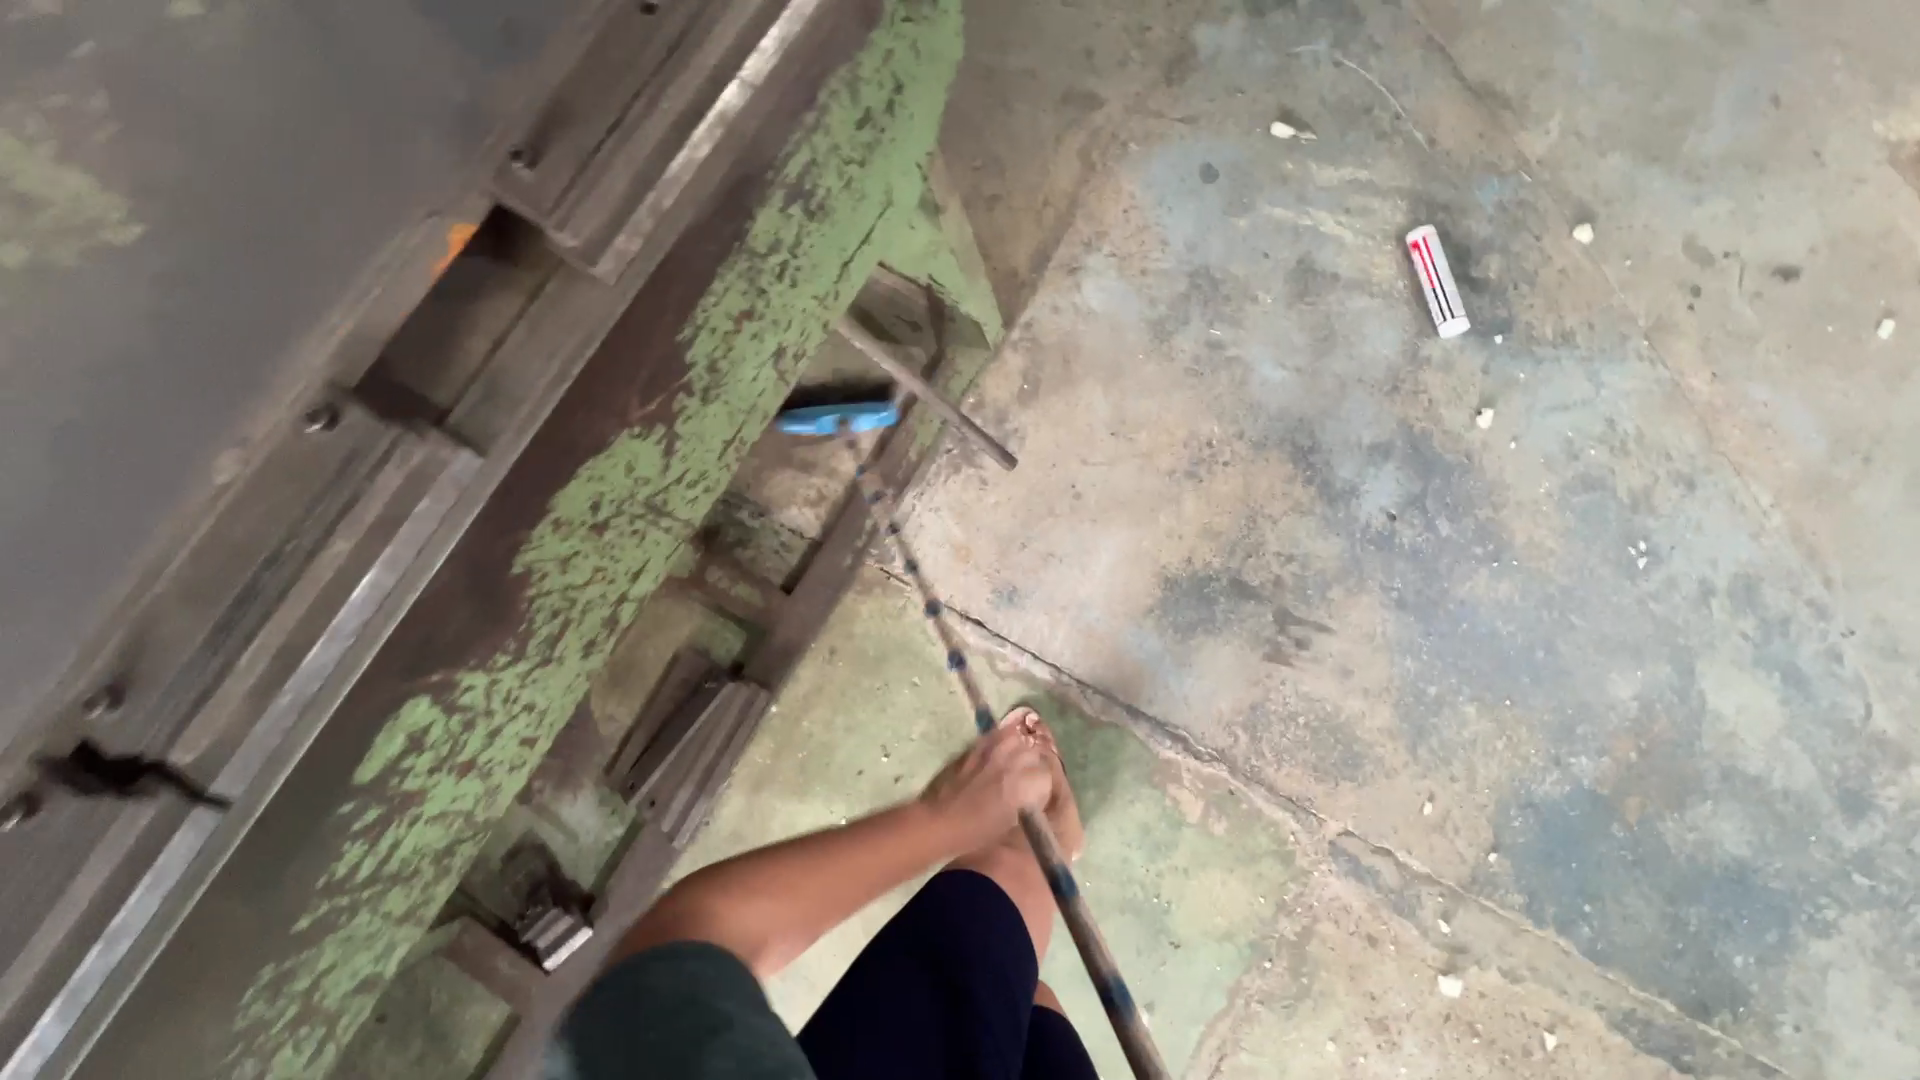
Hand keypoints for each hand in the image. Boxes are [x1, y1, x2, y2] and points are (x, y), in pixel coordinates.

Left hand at [919, 722, 1053, 852]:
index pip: (1047, 775)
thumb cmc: (978, 832)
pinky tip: (999, 749)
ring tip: (1014, 759)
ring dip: (1019, 748)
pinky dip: (1000, 739)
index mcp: (1026, 785)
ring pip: (1017, 738)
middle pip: (1035, 753)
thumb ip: (1028, 802)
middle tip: (1027, 778)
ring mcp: (993, 751)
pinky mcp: (976, 747)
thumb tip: (1032, 793)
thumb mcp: (1011, 821)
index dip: (1042, 786)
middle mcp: (1014, 763)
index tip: (1036, 795)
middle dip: (1034, 765)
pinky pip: (995, 735)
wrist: (943, 821)